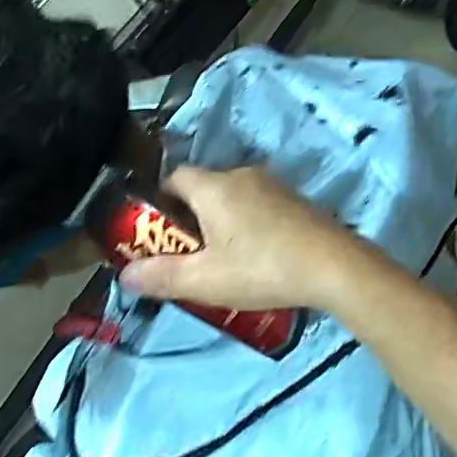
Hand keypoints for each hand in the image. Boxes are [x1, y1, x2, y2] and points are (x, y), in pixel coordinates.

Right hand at [118, 166, 358, 310]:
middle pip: (204, 187)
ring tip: (218, 260)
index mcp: (216, 186)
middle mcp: (244, 175)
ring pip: (232, 196)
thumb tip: (125, 274)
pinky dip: (246, 223)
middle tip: (184, 255)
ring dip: (219, 221)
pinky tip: (253, 256)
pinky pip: (257, 204)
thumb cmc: (261, 268)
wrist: (331, 263)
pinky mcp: (294, 198)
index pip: (175, 176)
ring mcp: (273, 184)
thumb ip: (161, 276)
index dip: (158, 202)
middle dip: (188, 217)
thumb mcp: (204, 281)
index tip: (154, 234)